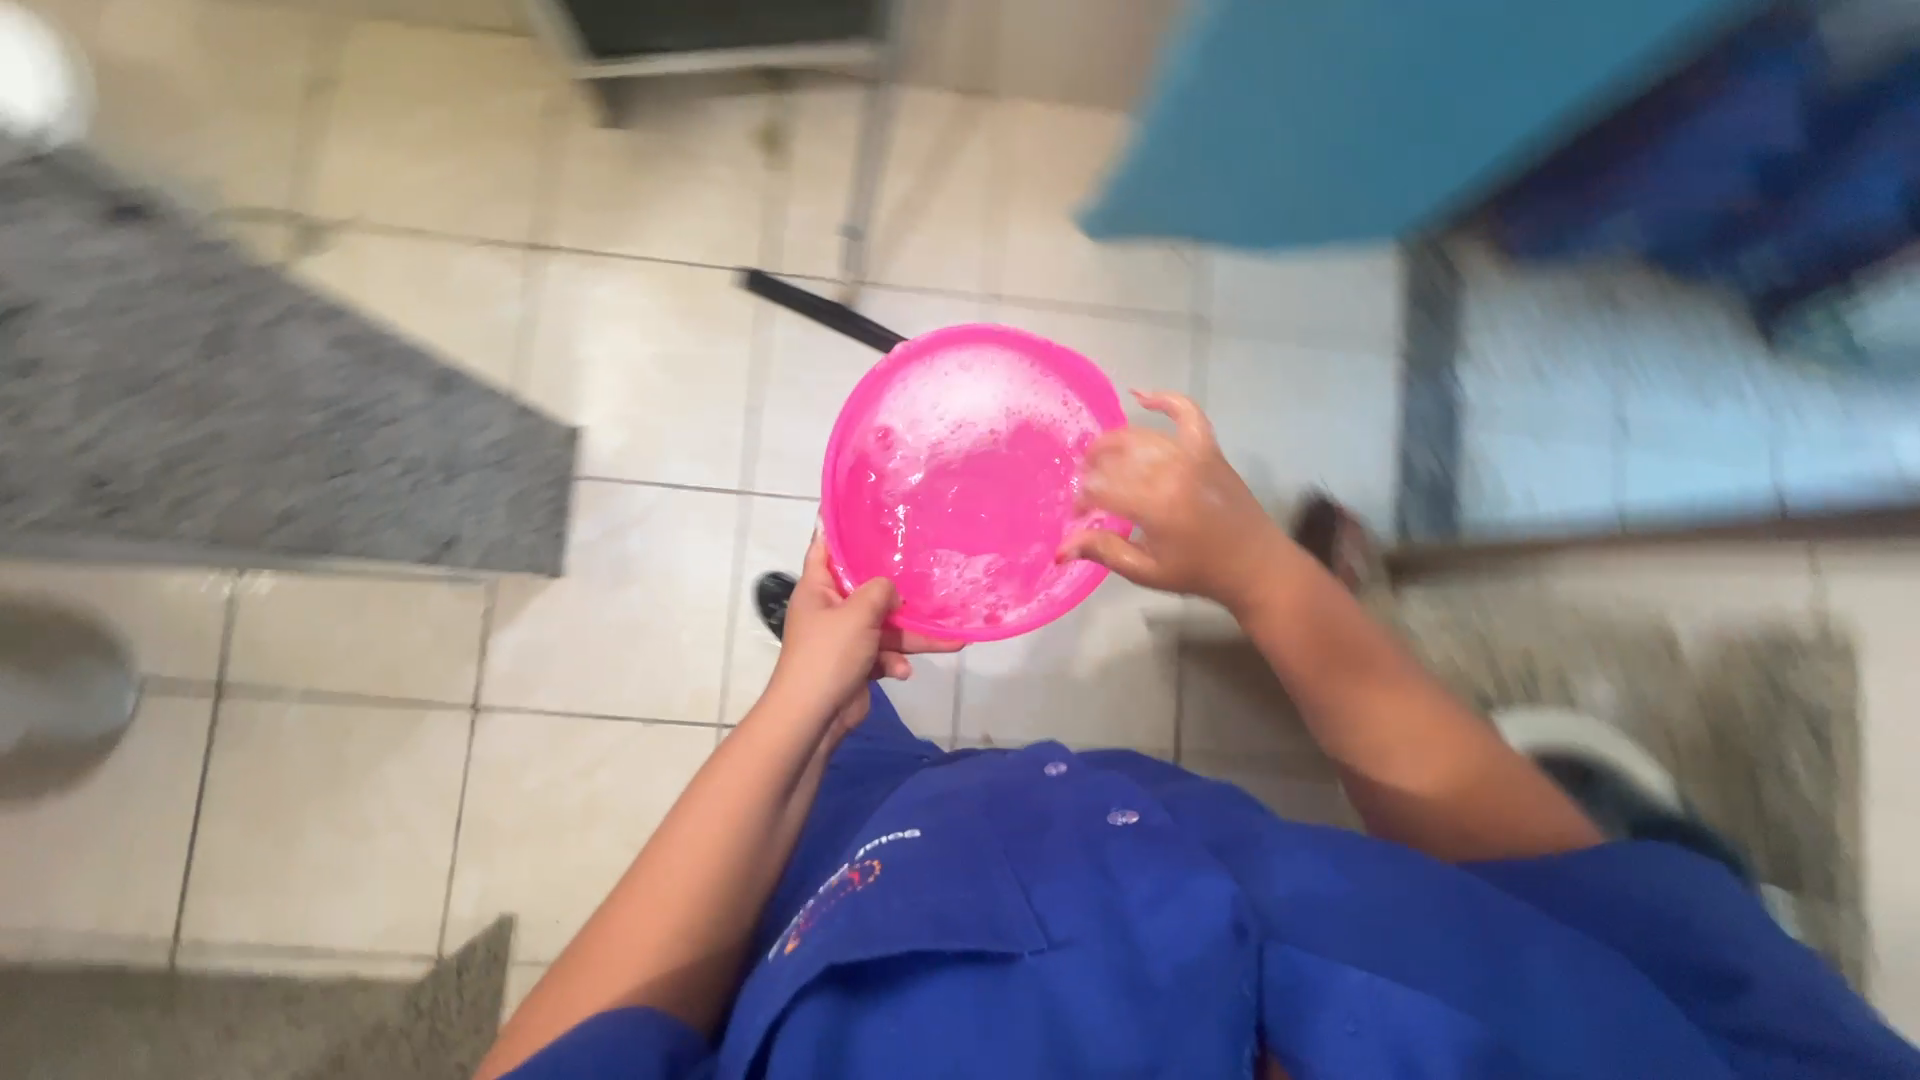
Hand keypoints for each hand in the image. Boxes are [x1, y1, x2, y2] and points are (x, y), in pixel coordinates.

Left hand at [764, 532, 963, 728]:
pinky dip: (896, 662)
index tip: (863, 513)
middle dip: (899, 593)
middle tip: (930, 577)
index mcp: (817, 588)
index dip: (839, 529)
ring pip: (886, 627)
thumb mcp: (857, 613)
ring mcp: (845, 638)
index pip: (824, 548)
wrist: (814, 716)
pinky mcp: (858, 664)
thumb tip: (892, 593)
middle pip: (868, 590)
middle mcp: (830, 609)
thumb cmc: (828, 654)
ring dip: (912, 636)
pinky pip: (885, 654)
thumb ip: (880, 591)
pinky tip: (902, 672)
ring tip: (951, 640)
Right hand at [1058, 390, 1297, 610]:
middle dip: (1092, 470)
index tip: (1079, 515)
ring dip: (1113, 443)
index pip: (1101, 488)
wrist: (1255, 564)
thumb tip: (1060, 549)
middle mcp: (1171, 472)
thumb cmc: (1198, 572)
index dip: (1082, 499)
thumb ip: (1103, 551)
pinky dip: (1164, 400)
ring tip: (1098, 458)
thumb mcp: (1146, 570)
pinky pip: (1187, 413)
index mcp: (1154, 505)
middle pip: (1116, 458)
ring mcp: (1193, 455)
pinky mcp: (1209, 449)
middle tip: (1085, 486)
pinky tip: (1140, 396)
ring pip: (1141, 437)